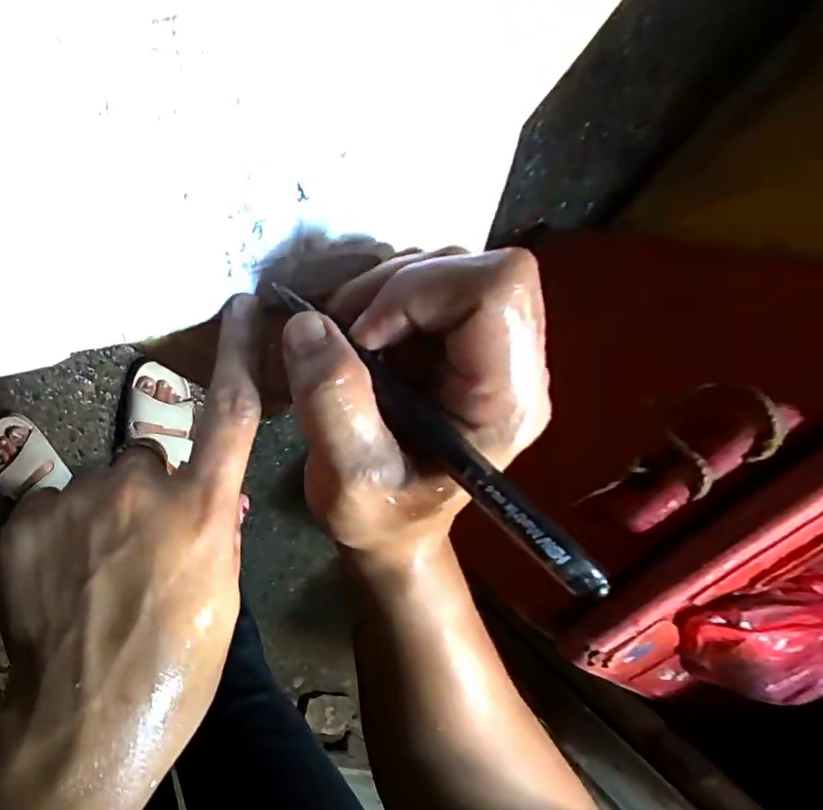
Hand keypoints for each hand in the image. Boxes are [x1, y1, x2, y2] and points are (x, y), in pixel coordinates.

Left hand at [0, 295, 262, 809]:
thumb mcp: (223, 605)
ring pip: (99, 486)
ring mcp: (77, 501)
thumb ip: (220, 535)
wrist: (87, 723)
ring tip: (96, 579)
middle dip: (149, 493)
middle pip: (148, 458)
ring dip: (103, 516)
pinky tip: (61, 582)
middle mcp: (140, 489)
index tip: (244, 309)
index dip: (239, 354)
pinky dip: (61, 533)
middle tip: (141, 554)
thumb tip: (222, 496)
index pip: (228, 413)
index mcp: (202, 511)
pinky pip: (53, 507)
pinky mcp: (26, 521)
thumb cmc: (177, 673)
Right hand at [281, 248, 550, 565]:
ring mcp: (490, 348)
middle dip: (394, 288)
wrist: (393, 529)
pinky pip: (429, 285)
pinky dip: (382, 300)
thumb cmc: (380, 518)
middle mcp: (515, 363)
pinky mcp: (462, 342)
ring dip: (383, 293)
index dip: (419, 292)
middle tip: (342, 336)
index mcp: (506, 400)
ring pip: (450, 267)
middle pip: (476, 267)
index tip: (362, 338)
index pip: (496, 288)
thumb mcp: (348, 478)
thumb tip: (307, 325)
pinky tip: (359, 343)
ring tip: (345, 343)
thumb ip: (332, 403)